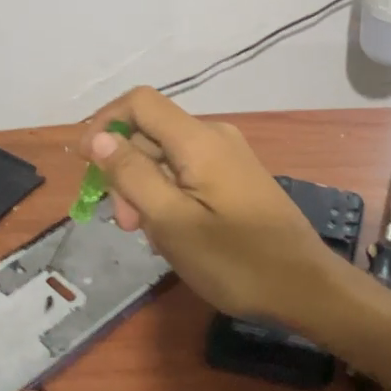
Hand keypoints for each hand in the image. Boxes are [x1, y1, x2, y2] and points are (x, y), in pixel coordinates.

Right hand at [80, 87, 350, 323]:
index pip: (139, 103)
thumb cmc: (235, 260)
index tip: (86, 168)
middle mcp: (216, 138)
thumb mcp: (171, 222)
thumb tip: (100, 137)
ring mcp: (231, 160)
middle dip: (126, 171)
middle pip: (152, 133)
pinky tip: (174, 236)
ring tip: (151, 237)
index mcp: (199, 140)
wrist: (304, 287)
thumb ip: (132, 175)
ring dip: (147, 191)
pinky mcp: (239, 182)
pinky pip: (190, 176)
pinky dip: (170, 199)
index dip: (105, 126)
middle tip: (124, 225)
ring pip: (168, 159)